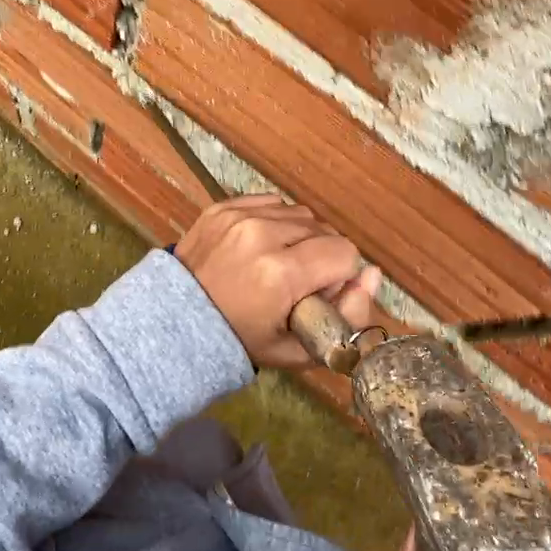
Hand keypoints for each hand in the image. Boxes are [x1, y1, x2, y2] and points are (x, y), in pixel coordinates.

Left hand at [174, 194, 381, 367]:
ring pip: (298, 213)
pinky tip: (261, 246)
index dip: (339, 276)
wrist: (177, 320)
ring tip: (279, 263)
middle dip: (321, 255)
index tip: (318, 293)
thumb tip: (373, 274)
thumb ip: (347, 316)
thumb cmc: (240, 339)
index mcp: (280, 273)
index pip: (344, 252)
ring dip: (299, 236)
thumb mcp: (299, 348)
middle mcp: (261, 235)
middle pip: (323, 230)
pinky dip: (274, 221)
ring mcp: (238, 216)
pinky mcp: (222, 206)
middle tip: (298, 282)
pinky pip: (270, 203)